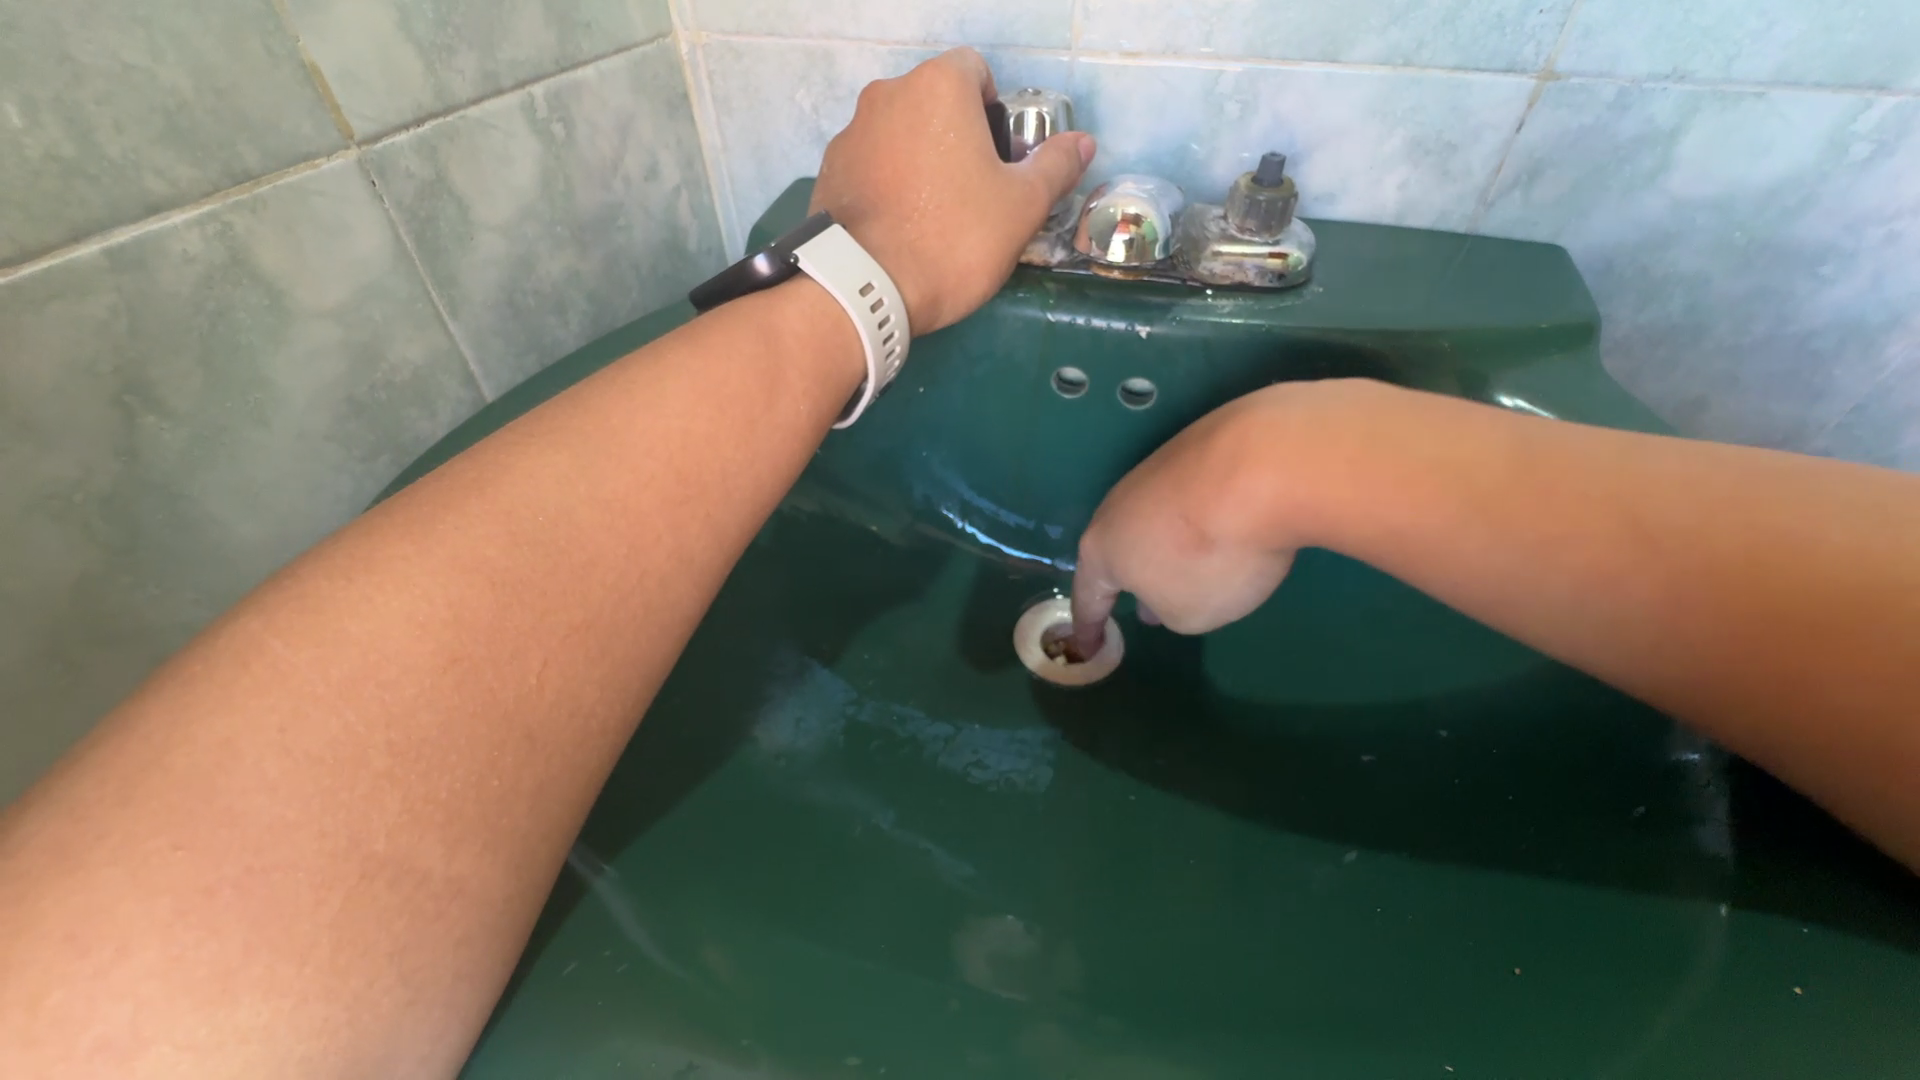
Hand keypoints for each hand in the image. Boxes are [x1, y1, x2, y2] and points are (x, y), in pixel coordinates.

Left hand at [809, 48, 1096, 333]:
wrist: (867, 290)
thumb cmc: (954, 240)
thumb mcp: (1022, 208)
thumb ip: (1055, 167)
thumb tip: (1083, 143)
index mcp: (938, 87)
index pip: (976, 72)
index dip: (995, 114)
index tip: (998, 162)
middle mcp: (887, 95)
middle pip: (935, 106)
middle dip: (957, 141)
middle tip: (972, 198)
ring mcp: (850, 134)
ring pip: (900, 138)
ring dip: (920, 165)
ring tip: (932, 222)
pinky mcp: (828, 174)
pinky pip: (870, 169)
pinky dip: (887, 188)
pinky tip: (898, 232)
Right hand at [1070, 385, 1319, 653]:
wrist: (1261, 468)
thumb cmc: (1211, 556)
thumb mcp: (1189, 614)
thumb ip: (1169, 610)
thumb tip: (1168, 586)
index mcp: (1103, 548)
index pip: (1089, 596)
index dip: (1090, 627)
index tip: (1088, 649)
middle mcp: (1119, 505)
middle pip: (1120, 548)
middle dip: (1131, 579)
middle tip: (1145, 608)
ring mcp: (1156, 471)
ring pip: (1155, 520)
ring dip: (1168, 547)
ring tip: (1192, 566)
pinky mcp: (1197, 448)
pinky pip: (1191, 498)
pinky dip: (1200, 519)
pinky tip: (1224, 527)